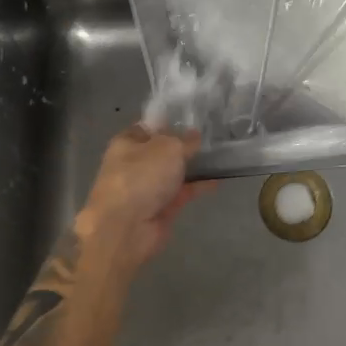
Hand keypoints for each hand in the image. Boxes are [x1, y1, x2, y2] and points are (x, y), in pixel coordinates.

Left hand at [78, 125, 209, 265]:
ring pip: (173, 172)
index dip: (169, 120)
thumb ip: (184, 140)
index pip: (149, 126)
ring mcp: (147, 188)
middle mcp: (135, 163)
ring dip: (192, 166)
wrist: (126, 228)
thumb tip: (194, 135)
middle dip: (184, 144)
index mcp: (127, 143)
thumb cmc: (141, 176)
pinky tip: (218, 180)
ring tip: (219, 155)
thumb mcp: (167, 147)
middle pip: (163, 150)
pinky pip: (182, 192)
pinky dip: (198, 187)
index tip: (194, 117)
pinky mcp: (161, 208)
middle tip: (211, 135)